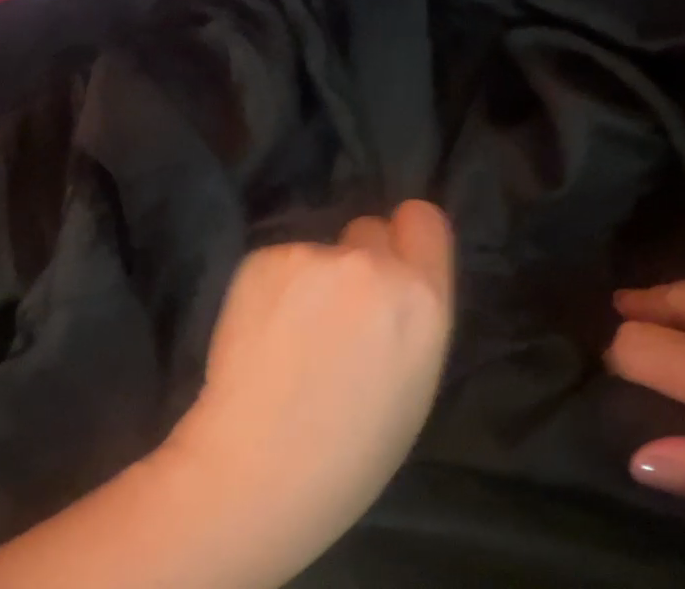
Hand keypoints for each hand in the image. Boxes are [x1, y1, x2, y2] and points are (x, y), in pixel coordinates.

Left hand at [161, 201, 455, 567]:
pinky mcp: (261, 258)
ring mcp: (311, 256)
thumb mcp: (413, 381)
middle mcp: (370, 264)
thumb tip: (390, 284)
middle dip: (358, 259)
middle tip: (335, 311)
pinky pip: (278, 263)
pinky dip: (272, 287)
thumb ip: (407, 316)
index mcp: (422, 300)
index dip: (405, 240)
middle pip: (368, 230)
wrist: (262, 464)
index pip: (424, 221)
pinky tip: (261, 332)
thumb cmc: (352, 450)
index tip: (390, 262)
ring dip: (310, 279)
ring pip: (318, 252)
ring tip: (289, 336)